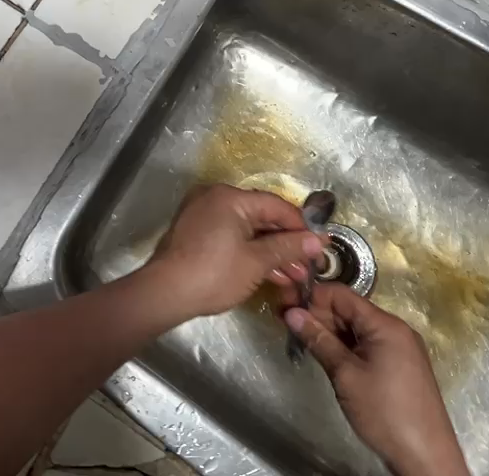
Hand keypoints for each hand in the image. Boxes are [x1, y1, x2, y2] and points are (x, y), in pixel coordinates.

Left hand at [139, 185, 322, 321]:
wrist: (166, 292)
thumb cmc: (214, 273)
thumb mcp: (256, 262)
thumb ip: (287, 247)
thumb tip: (317, 241)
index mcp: (229, 197)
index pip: (275, 205)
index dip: (301, 226)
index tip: (322, 245)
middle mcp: (214, 198)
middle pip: (261, 216)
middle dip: (287, 242)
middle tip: (310, 265)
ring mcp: (203, 214)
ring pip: (247, 229)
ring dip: (271, 251)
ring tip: (295, 276)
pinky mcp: (197, 232)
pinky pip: (231, 236)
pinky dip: (250, 251)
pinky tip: (271, 273)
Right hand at [284, 285, 468, 475]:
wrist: (427, 461)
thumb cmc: (385, 413)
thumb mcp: (345, 375)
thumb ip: (318, 339)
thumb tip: (291, 312)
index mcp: (385, 325)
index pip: (340, 294)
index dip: (311, 298)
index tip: (285, 309)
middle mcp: (395, 330)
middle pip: (348, 309)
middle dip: (318, 316)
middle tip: (290, 329)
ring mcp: (400, 349)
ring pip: (356, 328)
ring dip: (330, 333)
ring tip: (305, 344)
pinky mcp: (401, 366)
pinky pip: (367, 344)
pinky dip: (346, 347)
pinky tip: (329, 358)